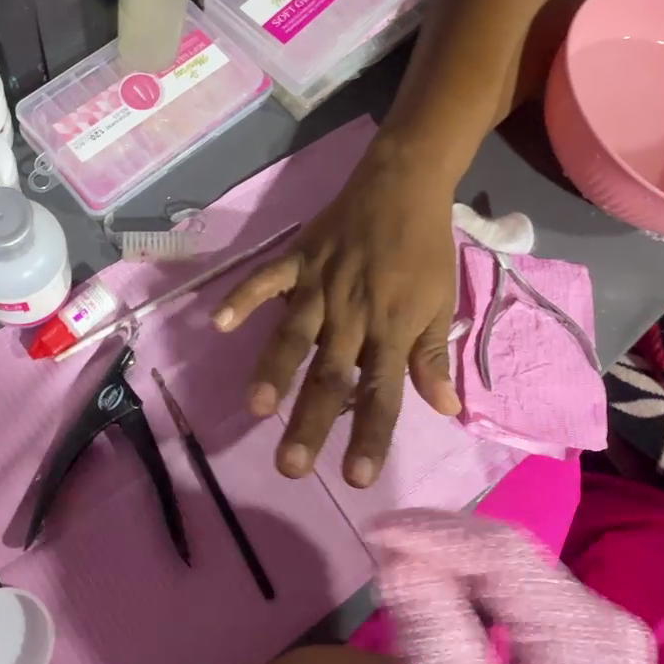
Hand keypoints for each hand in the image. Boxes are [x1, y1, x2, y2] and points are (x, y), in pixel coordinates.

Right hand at [213, 140, 461, 487]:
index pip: (381, 392)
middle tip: (291, 466)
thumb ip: (432, 356)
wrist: (403, 185)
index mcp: (391, 329)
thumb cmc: (424, 249)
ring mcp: (320, 284)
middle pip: (330, 375)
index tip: (356, 478)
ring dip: (275, 369)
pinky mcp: (297, 258)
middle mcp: (353, 314)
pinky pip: (267, 278)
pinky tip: (219, 320)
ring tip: (256, 407)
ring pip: (294, 334)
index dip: (369, 436)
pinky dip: (243, 297)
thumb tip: (444, 409)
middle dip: (311, 422)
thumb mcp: (440, 303)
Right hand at [372, 511, 655, 663]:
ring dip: (451, 561)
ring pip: (509, 567)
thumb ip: (434, 636)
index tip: (374, 532)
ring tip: (399, 564)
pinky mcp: (583, 641)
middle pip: (507, 554)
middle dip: (439, 544)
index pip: (501, 550)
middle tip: (379, 548)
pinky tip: (439, 591)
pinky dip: (471, 585)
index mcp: (585, 632)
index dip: (433, 530)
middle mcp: (601, 616)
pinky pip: (517, 591)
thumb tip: (395, 559)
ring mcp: (596, 627)